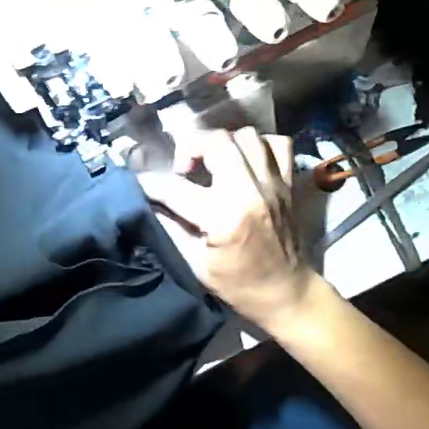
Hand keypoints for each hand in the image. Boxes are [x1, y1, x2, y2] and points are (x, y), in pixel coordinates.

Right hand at [136, 128, 324, 327]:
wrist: (288, 293)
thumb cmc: (240, 285)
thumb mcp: (196, 265)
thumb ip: (171, 228)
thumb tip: (148, 202)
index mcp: (226, 216)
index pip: (176, 187)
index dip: (150, 183)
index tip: (139, 183)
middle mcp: (252, 191)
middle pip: (217, 141)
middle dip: (191, 147)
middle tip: (184, 171)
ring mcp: (274, 183)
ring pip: (248, 135)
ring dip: (224, 143)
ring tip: (213, 162)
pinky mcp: (288, 183)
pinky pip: (278, 144)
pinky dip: (259, 145)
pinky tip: (245, 161)